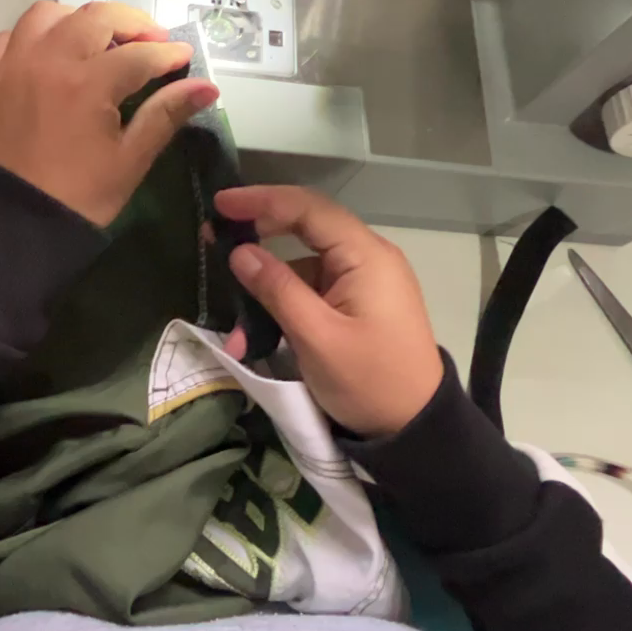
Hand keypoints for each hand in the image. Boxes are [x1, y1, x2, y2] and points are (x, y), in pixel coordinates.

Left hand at [0, 0, 218, 226]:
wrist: (17, 224)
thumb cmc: (82, 196)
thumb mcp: (131, 159)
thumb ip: (166, 114)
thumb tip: (207, 87)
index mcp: (87, 84)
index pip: (138, 55)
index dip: (167, 54)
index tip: (184, 57)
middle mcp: (49, 61)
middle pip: (96, 16)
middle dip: (131, 24)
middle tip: (151, 43)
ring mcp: (16, 65)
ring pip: (49, 14)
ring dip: (80, 19)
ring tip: (100, 41)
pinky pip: (14, 36)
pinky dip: (38, 35)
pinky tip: (54, 53)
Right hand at [217, 186, 443, 436]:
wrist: (416, 429)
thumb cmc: (370, 381)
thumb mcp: (316, 338)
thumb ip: (277, 289)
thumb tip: (240, 252)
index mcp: (365, 255)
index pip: (308, 208)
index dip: (261, 200)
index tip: (220, 204)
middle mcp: (367, 256)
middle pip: (306, 227)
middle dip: (259, 230)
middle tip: (215, 235)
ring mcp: (363, 280)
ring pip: (303, 265)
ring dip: (267, 287)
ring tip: (237, 325)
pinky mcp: (356, 302)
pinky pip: (312, 290)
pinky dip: (284, 305)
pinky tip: (258, 336)